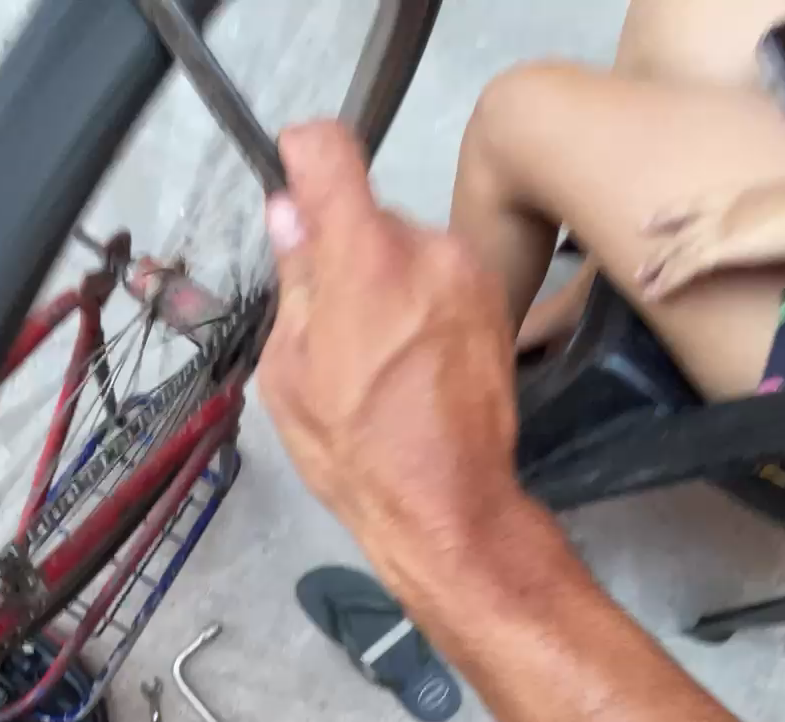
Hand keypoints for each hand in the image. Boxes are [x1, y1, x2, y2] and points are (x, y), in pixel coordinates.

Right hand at [256, 122, 522, 555]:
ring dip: (382, 279)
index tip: (290, 179)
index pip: (330, 154)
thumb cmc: (353, 450)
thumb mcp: (290, 374)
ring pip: (405, 248)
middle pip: (369, 214)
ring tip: (373, 354)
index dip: (302, 157)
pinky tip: (409, 360)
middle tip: (330, 323)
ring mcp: (471, 273)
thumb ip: (294, 283)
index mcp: (364, 260)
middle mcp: (428, 247)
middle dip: (341, 252)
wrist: (446, 503)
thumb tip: (289, 214)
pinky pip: (439, 276)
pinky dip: (416, 300)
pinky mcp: (496, 302)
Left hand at [635, 167, 784, 299]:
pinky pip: (684, 269)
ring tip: (640, 284)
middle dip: (658, 246)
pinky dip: (666, 283)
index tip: (651, 219)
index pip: (701, 202)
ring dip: (656, 269)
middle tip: (638, 262)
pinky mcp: (725, 248)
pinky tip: (654, 295)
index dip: (673, 212)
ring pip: (678, 250)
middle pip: (682, 228)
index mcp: (750, 192)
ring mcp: (726, 226)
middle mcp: (732, 206)